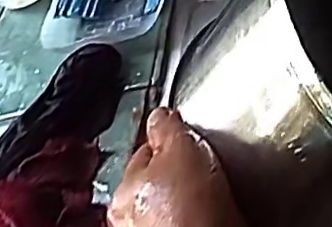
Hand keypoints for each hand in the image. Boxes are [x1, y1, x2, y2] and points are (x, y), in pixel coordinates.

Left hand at [109, 107, 244, 226]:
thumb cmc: (189, 204)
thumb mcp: (180, 148)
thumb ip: (166, 129)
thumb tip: (159, 115)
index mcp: (122, 191)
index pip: (146, 149)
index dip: (170, 138)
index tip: (188, 134)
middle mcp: (127, 217)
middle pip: (156, 175)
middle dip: (175, 166)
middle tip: (200, 158)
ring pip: (169, 196)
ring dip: (184, 188)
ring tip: (208, 182)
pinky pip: (184, 212)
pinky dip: (194, 206)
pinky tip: (209, 203)